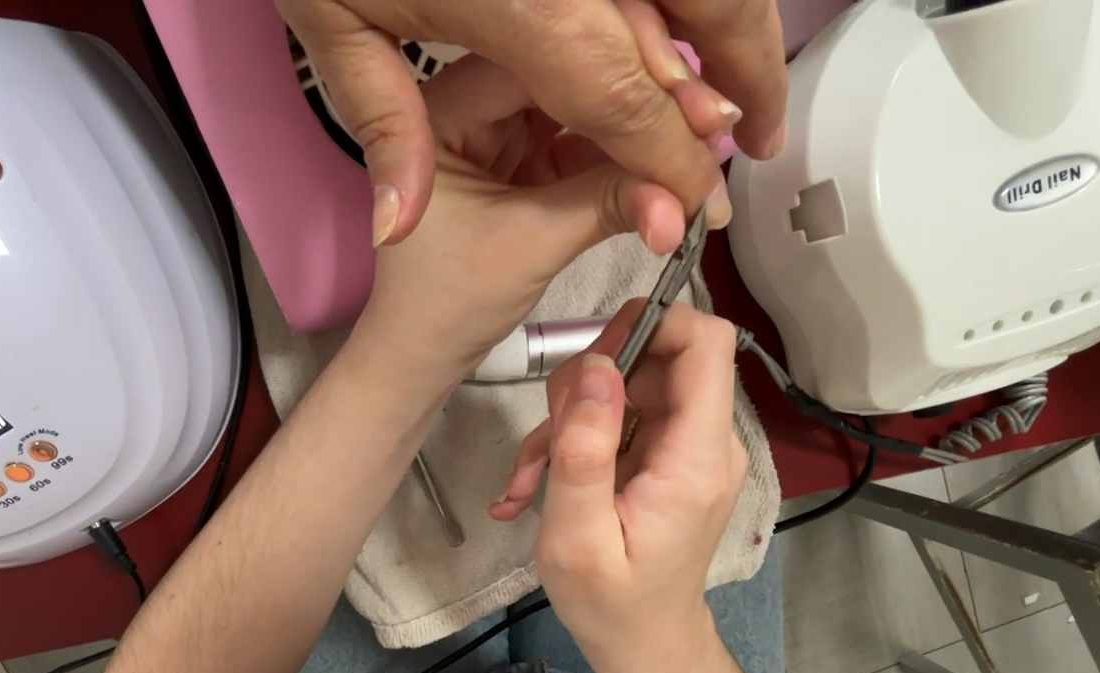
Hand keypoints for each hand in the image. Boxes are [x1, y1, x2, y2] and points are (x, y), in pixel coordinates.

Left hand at [278, 0, 785, 245]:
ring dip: (732, 29)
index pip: (620, 93)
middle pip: (699, 3)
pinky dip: (686, 5)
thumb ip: (385, 133)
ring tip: (745, 98)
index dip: (665, 153)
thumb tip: (395, 224)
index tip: (693, 200)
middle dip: (746, 73)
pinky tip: (689, 41)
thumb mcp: (335, 35)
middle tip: (764, 138)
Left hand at [355, 56, 733, 374]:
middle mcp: (475, 98)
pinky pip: (586, 141)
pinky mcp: (524, 156)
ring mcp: (502, 126)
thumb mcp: (529, 245)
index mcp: (448, 104)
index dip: (628, 80)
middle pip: (576, 76)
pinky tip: (677, 167)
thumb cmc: (445, 306)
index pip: (548, 64)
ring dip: (647, 135)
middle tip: (717, 130)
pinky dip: (628, 160)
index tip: (696, 111)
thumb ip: (609, 201)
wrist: (422, 354)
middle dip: (648, 106)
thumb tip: (695, 177)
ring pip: (590, 108)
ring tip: (707, 157)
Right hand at [490, 301, 747, 672]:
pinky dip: (570, 445)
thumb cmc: (611, 606)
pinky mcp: (660, 460)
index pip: (703, 342)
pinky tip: (532, 489)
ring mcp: (682, 449)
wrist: (645, 646)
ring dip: (565, 424)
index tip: (588, 361)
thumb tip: (596, 370)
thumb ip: (585, 453)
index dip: (648, 324)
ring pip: (623, 388)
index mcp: (696, 457)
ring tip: (531, 479)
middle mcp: (702, 441)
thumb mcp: (578, 539)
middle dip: (584, 387)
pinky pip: (616, 423)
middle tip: (545, 443)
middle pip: (652, 359)